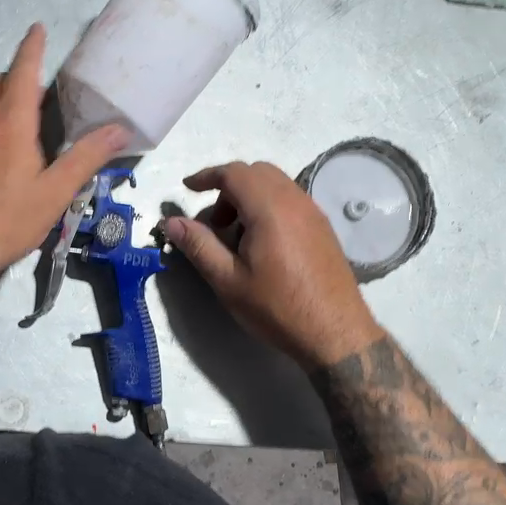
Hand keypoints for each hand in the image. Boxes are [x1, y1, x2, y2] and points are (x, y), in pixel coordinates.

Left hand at [0, 24, 127, 286]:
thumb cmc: (5, 221)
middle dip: (14, 77)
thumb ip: (86, 158)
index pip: (23, 71)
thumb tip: (120, 130)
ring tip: (8, 117)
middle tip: (33, 90)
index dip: (32, 47)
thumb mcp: (54, 193)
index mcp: (10, 122)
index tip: (37, 29)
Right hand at [162, 161, 381, 365]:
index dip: (207, 176)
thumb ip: (199, 245)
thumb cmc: (276, 307)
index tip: (187, 189)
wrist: (333, 331)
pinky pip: (290, 200)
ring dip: (248, 197)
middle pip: (256, 173)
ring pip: (275, 185)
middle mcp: (295, 201)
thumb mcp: (228, 280)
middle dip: (227, 187)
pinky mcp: (322, 227)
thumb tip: (171, 221)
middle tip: (213, 222)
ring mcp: (313, 213)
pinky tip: (260, 244)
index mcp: (270, 209)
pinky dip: (267, 207)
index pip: (234, 174)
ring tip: (234, 236)